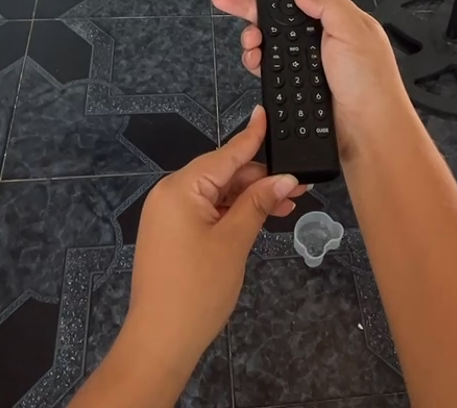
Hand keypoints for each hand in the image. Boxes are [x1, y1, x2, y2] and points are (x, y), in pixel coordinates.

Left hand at [125, 107, 302, 361]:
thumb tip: (284, 179)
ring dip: (249, 198)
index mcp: (181, 188)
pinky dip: (232, 213)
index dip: (251, 136)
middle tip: (296, 184)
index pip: (226, 154)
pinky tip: (259, 218)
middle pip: (223, 174)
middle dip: (259, 178)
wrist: (159, 343)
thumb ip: (258, 204)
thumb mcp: (234, 242)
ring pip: (218, 194)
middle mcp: (170, 194)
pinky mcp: (172, 234)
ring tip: (286, 205)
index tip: (266, 113)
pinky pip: (207, 211)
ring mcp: (169, 215)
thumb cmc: (197, 290)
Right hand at [211, 0, 411, 162]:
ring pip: (271, 42)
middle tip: (227, 1)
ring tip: (250, 41)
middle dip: (253, 10)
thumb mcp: (354, 30)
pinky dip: (257, 63)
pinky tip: (254, 61)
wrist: (367, 130)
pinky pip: (270, 67)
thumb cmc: (372, 82)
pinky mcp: (298, 83)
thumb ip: (327, 5)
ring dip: (255, 39)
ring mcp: (309, 62)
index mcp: (339, 19)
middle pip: (280, 17)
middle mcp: (323, 39)